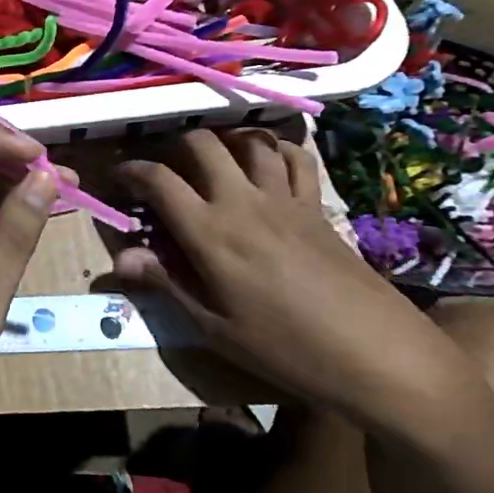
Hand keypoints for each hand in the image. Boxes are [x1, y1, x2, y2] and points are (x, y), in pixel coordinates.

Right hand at [115, 130, 479, 432]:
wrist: (374, 352)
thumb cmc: (285, 349)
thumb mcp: (215, 328)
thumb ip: (167, 284)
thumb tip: (120, 258)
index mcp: (212, 233)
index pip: (160, 181)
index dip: (132, 171)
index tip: (118, 177)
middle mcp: (245, 201)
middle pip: (203, 144)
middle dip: (175, 146)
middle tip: (165, 169)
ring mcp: (285, 198)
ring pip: (250, 141)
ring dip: (225, 140)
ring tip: (212, 159)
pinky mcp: (316, 205)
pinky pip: (295, 159)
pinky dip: (276, 150)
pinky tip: (266, 163)